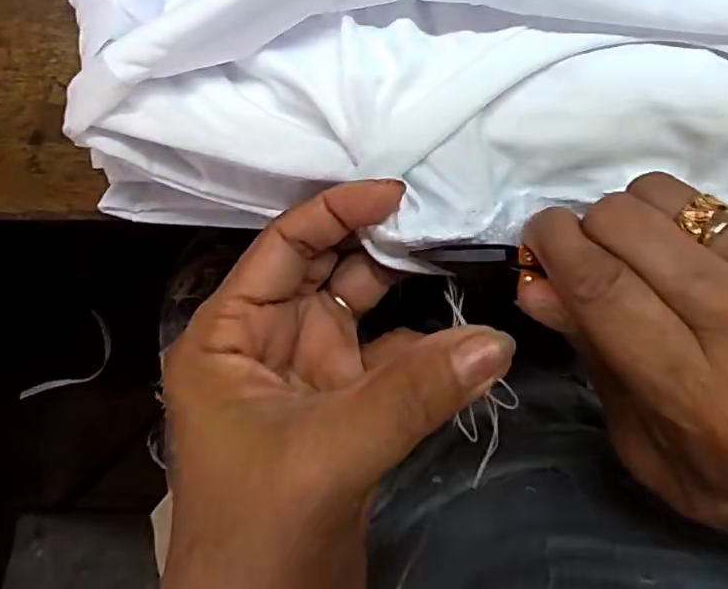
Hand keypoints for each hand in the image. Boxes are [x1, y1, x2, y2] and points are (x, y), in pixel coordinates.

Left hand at [161, 180, 514, 588]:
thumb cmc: (258, 534)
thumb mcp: (331, 451)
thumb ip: (414, 392)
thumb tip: (496, 340)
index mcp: (231, 333)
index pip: (285, 244)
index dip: (337, 210)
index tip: (395, 194)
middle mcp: (267, 339)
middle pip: (327, 266)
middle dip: (378, 241)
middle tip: (438, 220)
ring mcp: (308, 370)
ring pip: (361, 304)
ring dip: (406, 286)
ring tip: (458, 259)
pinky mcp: (343, 403)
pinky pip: (389, 354)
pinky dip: (425, 345)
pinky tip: (464, 342)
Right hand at [516, 172, 727, 585]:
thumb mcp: (645, 446)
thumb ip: (590, 355)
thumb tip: (535, 280)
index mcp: (707, 402)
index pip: (607, 291)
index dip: (558, 246)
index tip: (536, 234)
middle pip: (631, 226)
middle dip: (590, 226)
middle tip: (589, 252)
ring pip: (665, 195)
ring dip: (636, 218)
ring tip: (650, 259)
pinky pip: (712, 201)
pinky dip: (685, 224)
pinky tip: (703, 263)